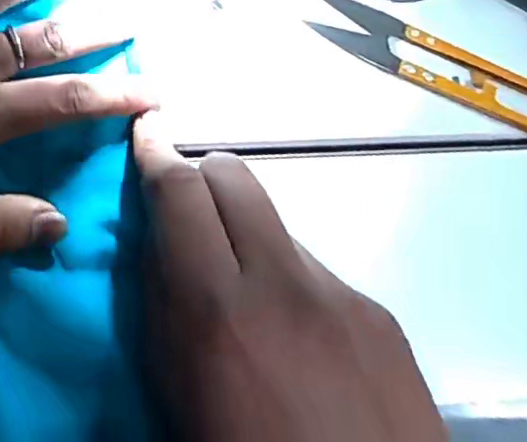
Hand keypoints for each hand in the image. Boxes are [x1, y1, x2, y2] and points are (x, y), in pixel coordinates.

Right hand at [132, 115, 445, 440]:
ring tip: (249, 304)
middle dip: (202, 176)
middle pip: (235, 176)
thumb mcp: (177, 395)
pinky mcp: (382, 317)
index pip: (180, 191)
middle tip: (187, 211)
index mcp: (219, 311)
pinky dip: (292, 284)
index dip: (155, 152)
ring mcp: (341, 297)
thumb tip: (160, 241)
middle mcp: (284, 285)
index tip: (145, 131)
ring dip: (248, 240)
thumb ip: (163, 306)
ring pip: (275, 226)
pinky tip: (301, 344)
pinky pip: (318, 273)